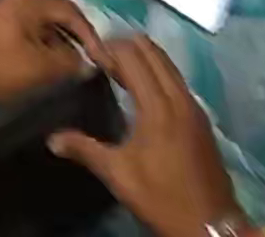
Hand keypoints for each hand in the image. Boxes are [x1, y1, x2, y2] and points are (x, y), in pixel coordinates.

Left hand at [0, 0, 103, 106]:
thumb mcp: (42, 67)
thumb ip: (70, 61)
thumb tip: (85, 60)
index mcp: (28, 0)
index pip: (70, 10)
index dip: (91, 35)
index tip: (104, 61)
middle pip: (56, 13)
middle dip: (76, 37)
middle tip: (91, 62)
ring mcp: (3, 10)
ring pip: (42, 23)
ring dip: (59, 43)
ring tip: (71, 68)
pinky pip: (27, 30)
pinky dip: (42, 45)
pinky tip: (47, 66)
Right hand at [48, 36, 242, 236]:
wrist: (213, 231)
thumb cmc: (163, 198)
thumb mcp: (119, 175)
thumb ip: (84, 149)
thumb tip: (51, 139)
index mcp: (157, 106)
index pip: (131, 55)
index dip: (108, 49)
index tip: (91, 58)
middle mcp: (178, 97)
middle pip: (150, 50)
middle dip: (124, 46)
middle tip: (103, 59)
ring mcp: (193, 105)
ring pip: (166, 61)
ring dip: (142, 56)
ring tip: (119, 69)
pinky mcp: (200, 116)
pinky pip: (175, 76)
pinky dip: (156, 70)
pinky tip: (142, 89)